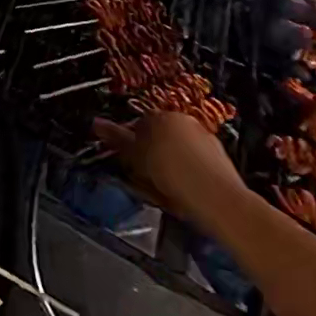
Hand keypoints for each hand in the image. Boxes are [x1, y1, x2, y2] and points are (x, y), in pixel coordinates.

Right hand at [94, 111, 246, 220]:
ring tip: (168, 187)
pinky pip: (195, 157)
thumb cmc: (173, 178)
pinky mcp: (217, 151)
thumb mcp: (138, 160)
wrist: (219, 198)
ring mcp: (201, 133)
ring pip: (177, 145)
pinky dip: (189, 167)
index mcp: (159, 117)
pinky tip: (187, 188)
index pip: (137, 125)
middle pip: (158, 133)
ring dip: (170, 160)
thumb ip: (117, 139)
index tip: (133, 165)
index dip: (132, 147)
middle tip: (148, 177)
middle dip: (152, 152)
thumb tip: (96, 124)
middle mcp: (181, 119)